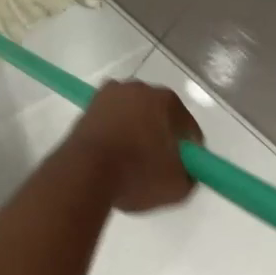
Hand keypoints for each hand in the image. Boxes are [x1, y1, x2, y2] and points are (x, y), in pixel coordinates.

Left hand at [63, 80, 203, 212]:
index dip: (188, 152)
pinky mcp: (90, 103)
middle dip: (161, 137)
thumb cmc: (137, 174)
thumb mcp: (178, 187)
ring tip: (131, 161)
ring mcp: (112, 92)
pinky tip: (113, 152)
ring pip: (135, 114)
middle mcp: (140, 88)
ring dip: (137, 131)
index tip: (181, 171)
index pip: (187, 128)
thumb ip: (191, 175)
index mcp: (166, 100)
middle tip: (157, 167)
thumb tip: (187, 170)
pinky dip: (116, 129)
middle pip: (160, 116)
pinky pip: (113, 117)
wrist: (85, 171)